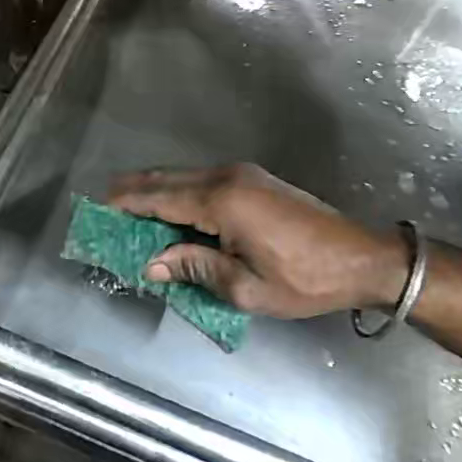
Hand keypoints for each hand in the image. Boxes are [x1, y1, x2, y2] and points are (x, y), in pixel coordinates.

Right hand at [109, 164, 406, 317]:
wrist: (364, 259)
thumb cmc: (305, 280)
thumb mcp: (247, 288)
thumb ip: (194, 267)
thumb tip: (151, 263)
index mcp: (220, 201)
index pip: (157, 198)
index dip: (124, 204)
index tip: (97, 211)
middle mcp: (224, 177)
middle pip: (163, 179)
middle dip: (131, 193)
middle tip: (105, 211)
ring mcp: (239, 173)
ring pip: (180, 176)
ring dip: (153, 192)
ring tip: (129, 212)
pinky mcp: (250, 178)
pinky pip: (198, 179)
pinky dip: (175, 192)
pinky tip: (168, 211)